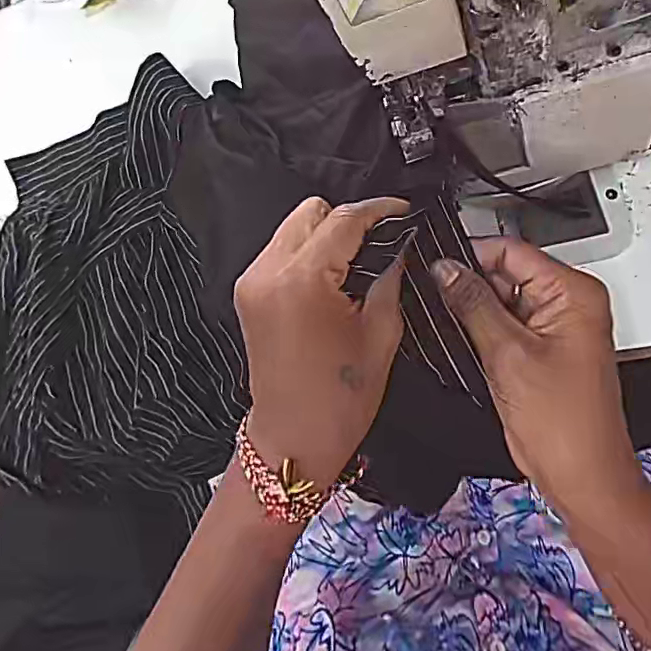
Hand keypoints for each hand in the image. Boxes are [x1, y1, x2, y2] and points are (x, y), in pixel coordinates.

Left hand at [234, 196, 408, 482]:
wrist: (293, 441)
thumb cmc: (339, 400)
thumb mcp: (382, 333)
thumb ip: (389, 275)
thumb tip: (396, 244)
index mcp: (302, 282)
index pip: (344, 219)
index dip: (379, 210)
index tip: (402, 211)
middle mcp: (268, 273)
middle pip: (313, 211)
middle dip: (349, 221)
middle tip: (380, 242)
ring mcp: (252, 282)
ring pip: (295, 225)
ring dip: (328, 235)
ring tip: (357, 263)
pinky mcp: (248, 292)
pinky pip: (283, 249)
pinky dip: (309, 252)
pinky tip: (333, 278)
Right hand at [433, 239, 638, 504]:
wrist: (581, 477)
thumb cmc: (565, 425)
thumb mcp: (509, 354)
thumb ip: (472, 304)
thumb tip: (446, 269)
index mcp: (574, 292)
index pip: (513, 251)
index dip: (472, 256)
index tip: (438, 269)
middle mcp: (569, 303)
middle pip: (506, 273)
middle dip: (472, 287)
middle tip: (443, 305)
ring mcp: (555, 326)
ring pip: (501, 300)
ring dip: (476, 314)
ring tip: (463, 336)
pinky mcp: (541, 348)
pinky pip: (506, 325)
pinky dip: (485, 333)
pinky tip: (473, 349)